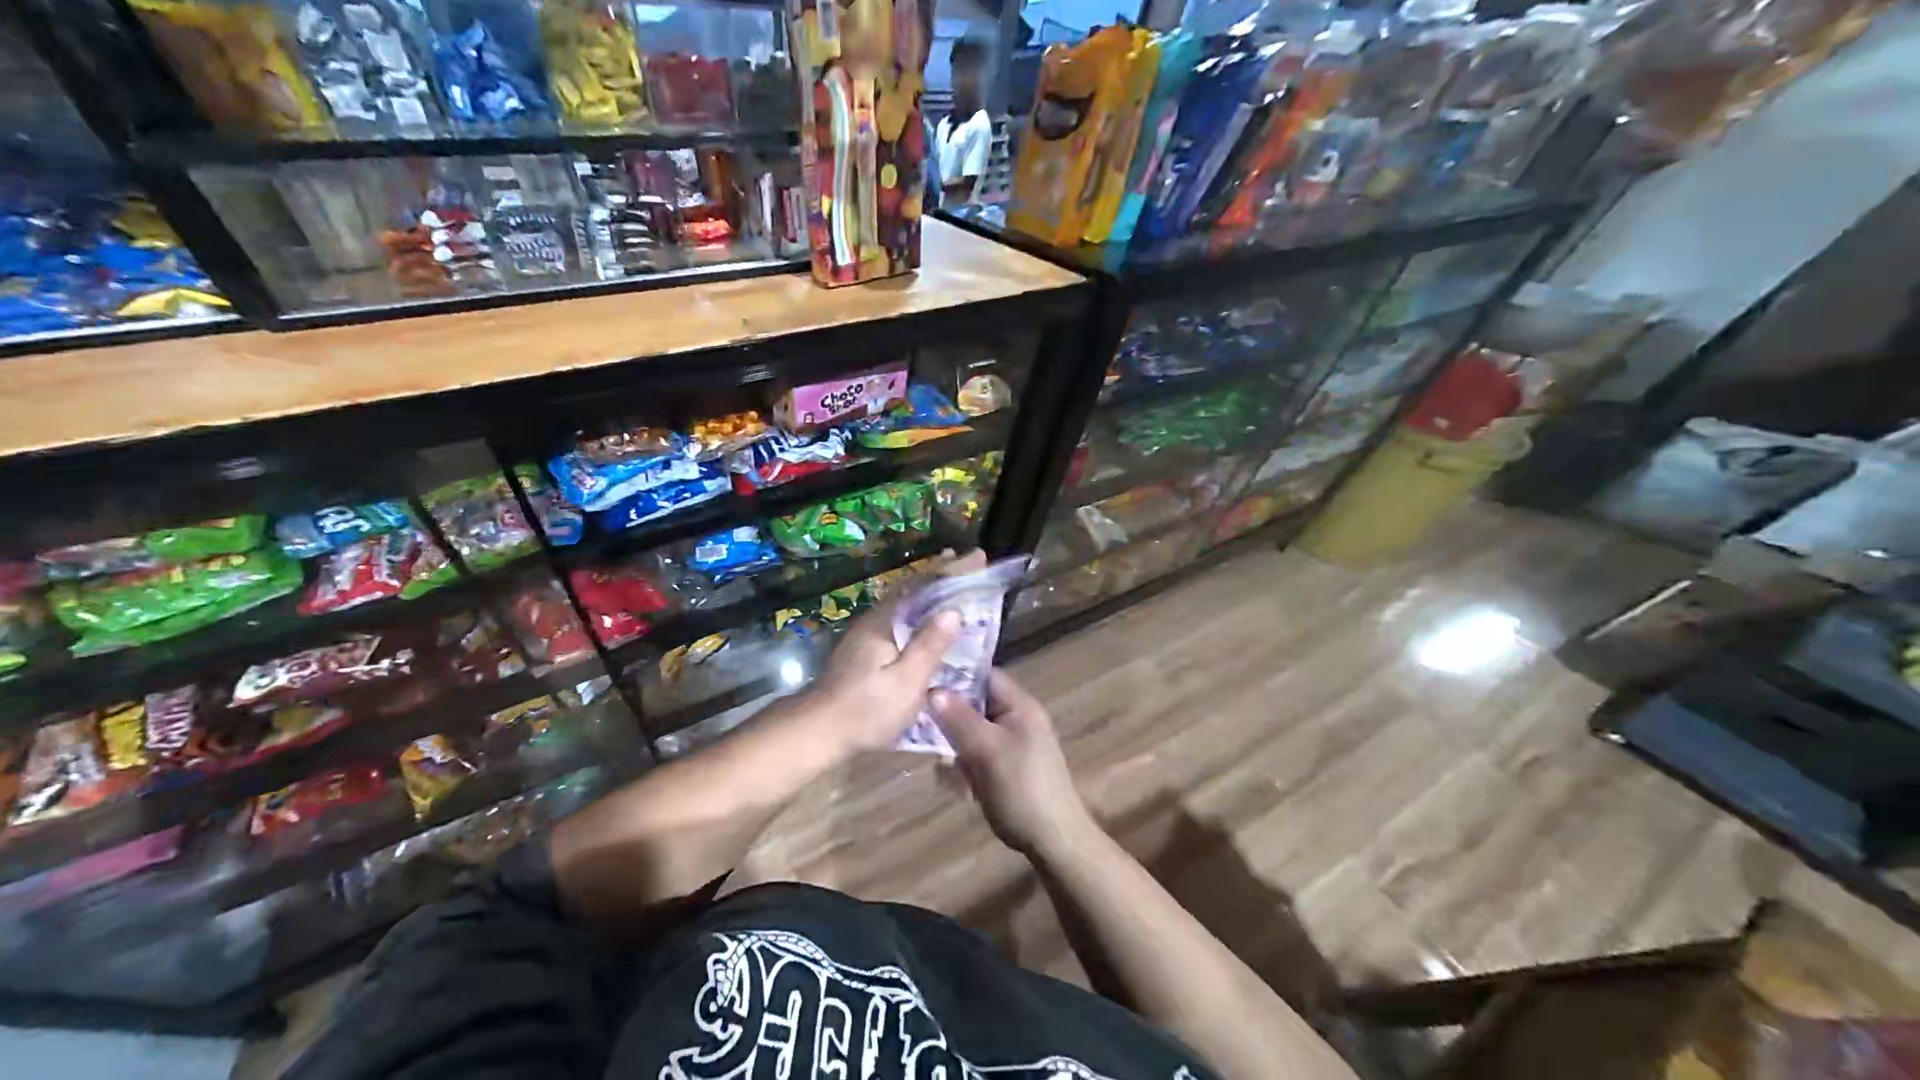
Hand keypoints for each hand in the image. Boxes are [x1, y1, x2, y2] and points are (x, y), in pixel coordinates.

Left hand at [807, 551, 982, 753]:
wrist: (817, 733)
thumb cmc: (866, 710)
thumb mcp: (905, 682)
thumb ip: (928, 646)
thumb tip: (953, 610)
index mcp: (884, 623)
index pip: (921, 586)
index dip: (950, 571)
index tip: (976, 556)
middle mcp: (874, 622)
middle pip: (911, 591)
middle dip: (939, 576)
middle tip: (967, 563)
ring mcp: (866, 637)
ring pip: (904, 606)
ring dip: (929, 594)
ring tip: (953, 587)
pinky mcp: (864, 653)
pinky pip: (899, 621)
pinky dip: (919, 614)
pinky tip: (927, 624)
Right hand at [931, 669, 1095, 857]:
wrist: (1052, 840)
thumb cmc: (1022, 788)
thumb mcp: (987, 750)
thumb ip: (959, 718)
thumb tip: (932, 689)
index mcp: (1020, 706)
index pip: (984, 676)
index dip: (954, 676)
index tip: (922, 683)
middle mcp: (1016, 720)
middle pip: (974, 705)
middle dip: (948, 718)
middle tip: (922, 729)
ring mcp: (1011, 745)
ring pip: (971, 733)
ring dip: (953, 747)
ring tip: (942, 766)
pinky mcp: (1004, 768)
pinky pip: (976, 757)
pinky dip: (963, 768)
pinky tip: (955, 786)